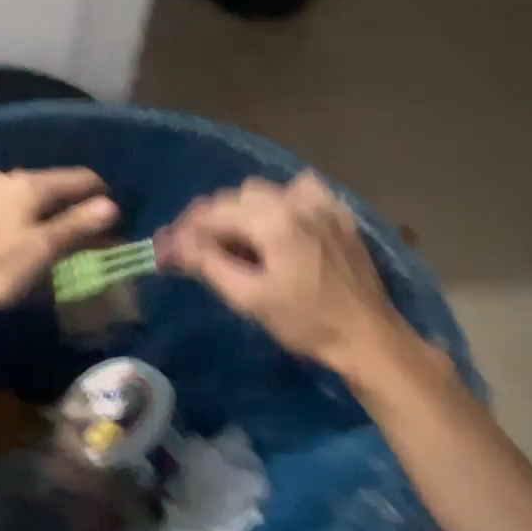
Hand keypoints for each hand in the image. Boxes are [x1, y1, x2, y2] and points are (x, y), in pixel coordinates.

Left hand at [0, 168, 118, 315]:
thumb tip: (110, 205)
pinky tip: (25, 239)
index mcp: (28, 183)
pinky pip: (9, 209)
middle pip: (51, 187)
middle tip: (91, 233)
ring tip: (60, 239)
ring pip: (28, 198)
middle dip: (73, 207)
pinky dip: (25, 221)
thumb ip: (76, 225)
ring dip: (48, 215)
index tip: (116, 217)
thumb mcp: (42, 248)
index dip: (100, 195)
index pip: (78, 178)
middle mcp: (5, 178)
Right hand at [163, 171, 409, 372]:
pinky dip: (277, 206)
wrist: (368, 337)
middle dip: (209, 220)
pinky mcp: (339, 216)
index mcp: (275, 219)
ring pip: (265, 193)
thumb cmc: (305, 323)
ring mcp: (324, 205)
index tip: (163, 250)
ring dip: (241, 212)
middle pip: (236, 197)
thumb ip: (208, 263)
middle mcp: (298, 201)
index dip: (184, 230)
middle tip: (191, 251)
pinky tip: (274, 230)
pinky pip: (299, 194)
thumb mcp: (248, 298)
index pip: (214, 211)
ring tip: (231, 243)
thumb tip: (171, 244)